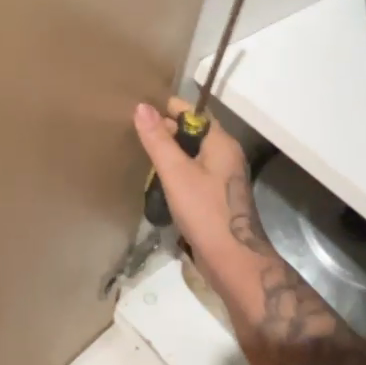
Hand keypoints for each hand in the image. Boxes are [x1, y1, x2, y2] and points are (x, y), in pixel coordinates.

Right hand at [133, 98, 270, 288]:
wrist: (232, 259)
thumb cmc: (204, 210)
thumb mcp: (175, 172)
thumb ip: (158, 139)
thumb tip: (141, 106)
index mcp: (221, 142)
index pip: (193, 112)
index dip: (167, 108)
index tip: (139, 109)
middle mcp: (226, 155)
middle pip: (193, 132)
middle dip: (166, 130)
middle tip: (133, 132)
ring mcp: (223, 177)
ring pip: (193, 155)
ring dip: (170, 153)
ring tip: (140, 153)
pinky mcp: (217, 197)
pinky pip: (194, 174)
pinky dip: (177, 172)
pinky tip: (157, 180)